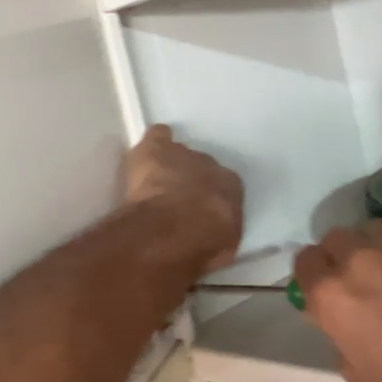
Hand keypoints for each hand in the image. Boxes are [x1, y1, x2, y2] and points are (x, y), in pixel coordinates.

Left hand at [125, 126, 243, 270]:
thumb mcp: (222, 245)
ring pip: (177, 153)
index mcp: (231, 188)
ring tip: (156, 179)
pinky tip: (149, 148)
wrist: (176, 229)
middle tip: (174, 198)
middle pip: (200, 167)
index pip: (223, 187)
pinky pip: (157, 137)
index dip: (208, 197)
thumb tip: (208, 235)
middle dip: (188, 179)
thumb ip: (217, 232)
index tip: (196, 209)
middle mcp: (211, 165)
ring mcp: (182, 154)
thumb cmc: (204, 244)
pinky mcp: (156, 149)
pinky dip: (154, 141)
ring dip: (169, 165)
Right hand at [293, 221, 381, 381]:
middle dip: (347, 256)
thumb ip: (339, 329)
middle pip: (339, 237)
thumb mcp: (356, 372)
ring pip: (381, 230)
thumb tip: (342, 312)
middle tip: (370, 283)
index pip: (306, 261)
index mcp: (332, 293)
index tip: (330, 288)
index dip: (317, 276)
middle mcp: (361, 258)